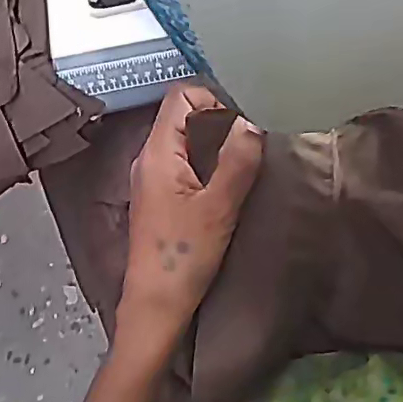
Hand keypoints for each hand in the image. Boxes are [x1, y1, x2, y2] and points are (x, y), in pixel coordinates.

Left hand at [117, 84, 264, 343]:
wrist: (156, 304)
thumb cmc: (183, 257)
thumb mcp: (219, 207)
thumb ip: (237, 160)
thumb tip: (253, 120)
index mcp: (157, 153)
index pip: (180, 96)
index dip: (213, 96)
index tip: (246, 116)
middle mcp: (149, 160)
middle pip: (182, 116)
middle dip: (220, 118)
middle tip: (253, 136)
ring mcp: (153, 179)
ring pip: (185, 141)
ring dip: (216, 142)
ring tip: (246, 158)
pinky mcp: (160, 198)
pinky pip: (184, 163)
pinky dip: (208, 162)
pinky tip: (230, 181)